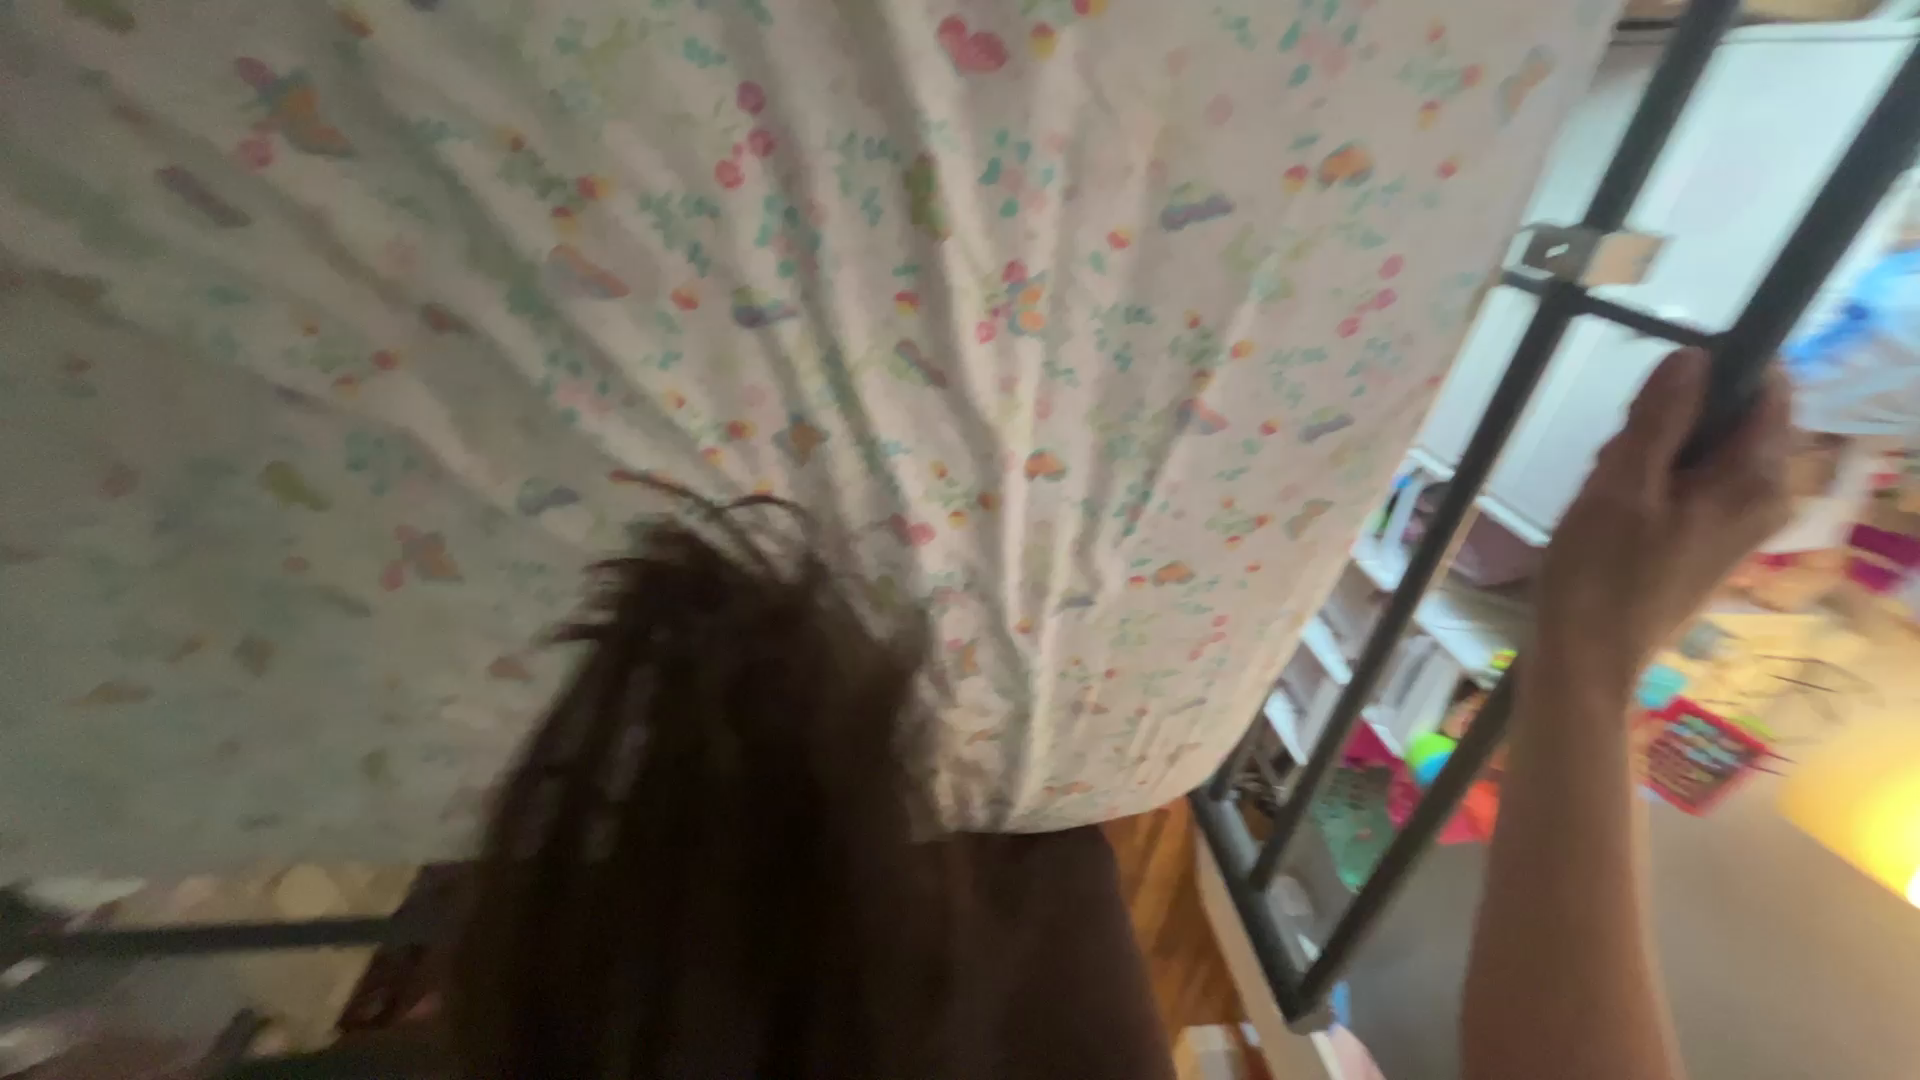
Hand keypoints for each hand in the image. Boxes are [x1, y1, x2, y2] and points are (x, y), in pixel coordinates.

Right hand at [1537, 348, 1792, 687]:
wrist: (1588, 652)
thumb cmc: (1599, 570)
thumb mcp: (1619, 486)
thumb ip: (1658, 420)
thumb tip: (1694, 354)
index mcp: (1756, 477)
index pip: (1766, 390)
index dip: (1715, 371)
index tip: (1650, 389)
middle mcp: (1766, 496)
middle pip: (1731, 422)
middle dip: (1669, 421)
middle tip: (1610, 452)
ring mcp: (1738, 522)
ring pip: (1702, 455)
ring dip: (1651, 454)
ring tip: (1601, 487)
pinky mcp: (1707, 542)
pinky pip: (1689, 487)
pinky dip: (1650, 483)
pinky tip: (1608, 508)